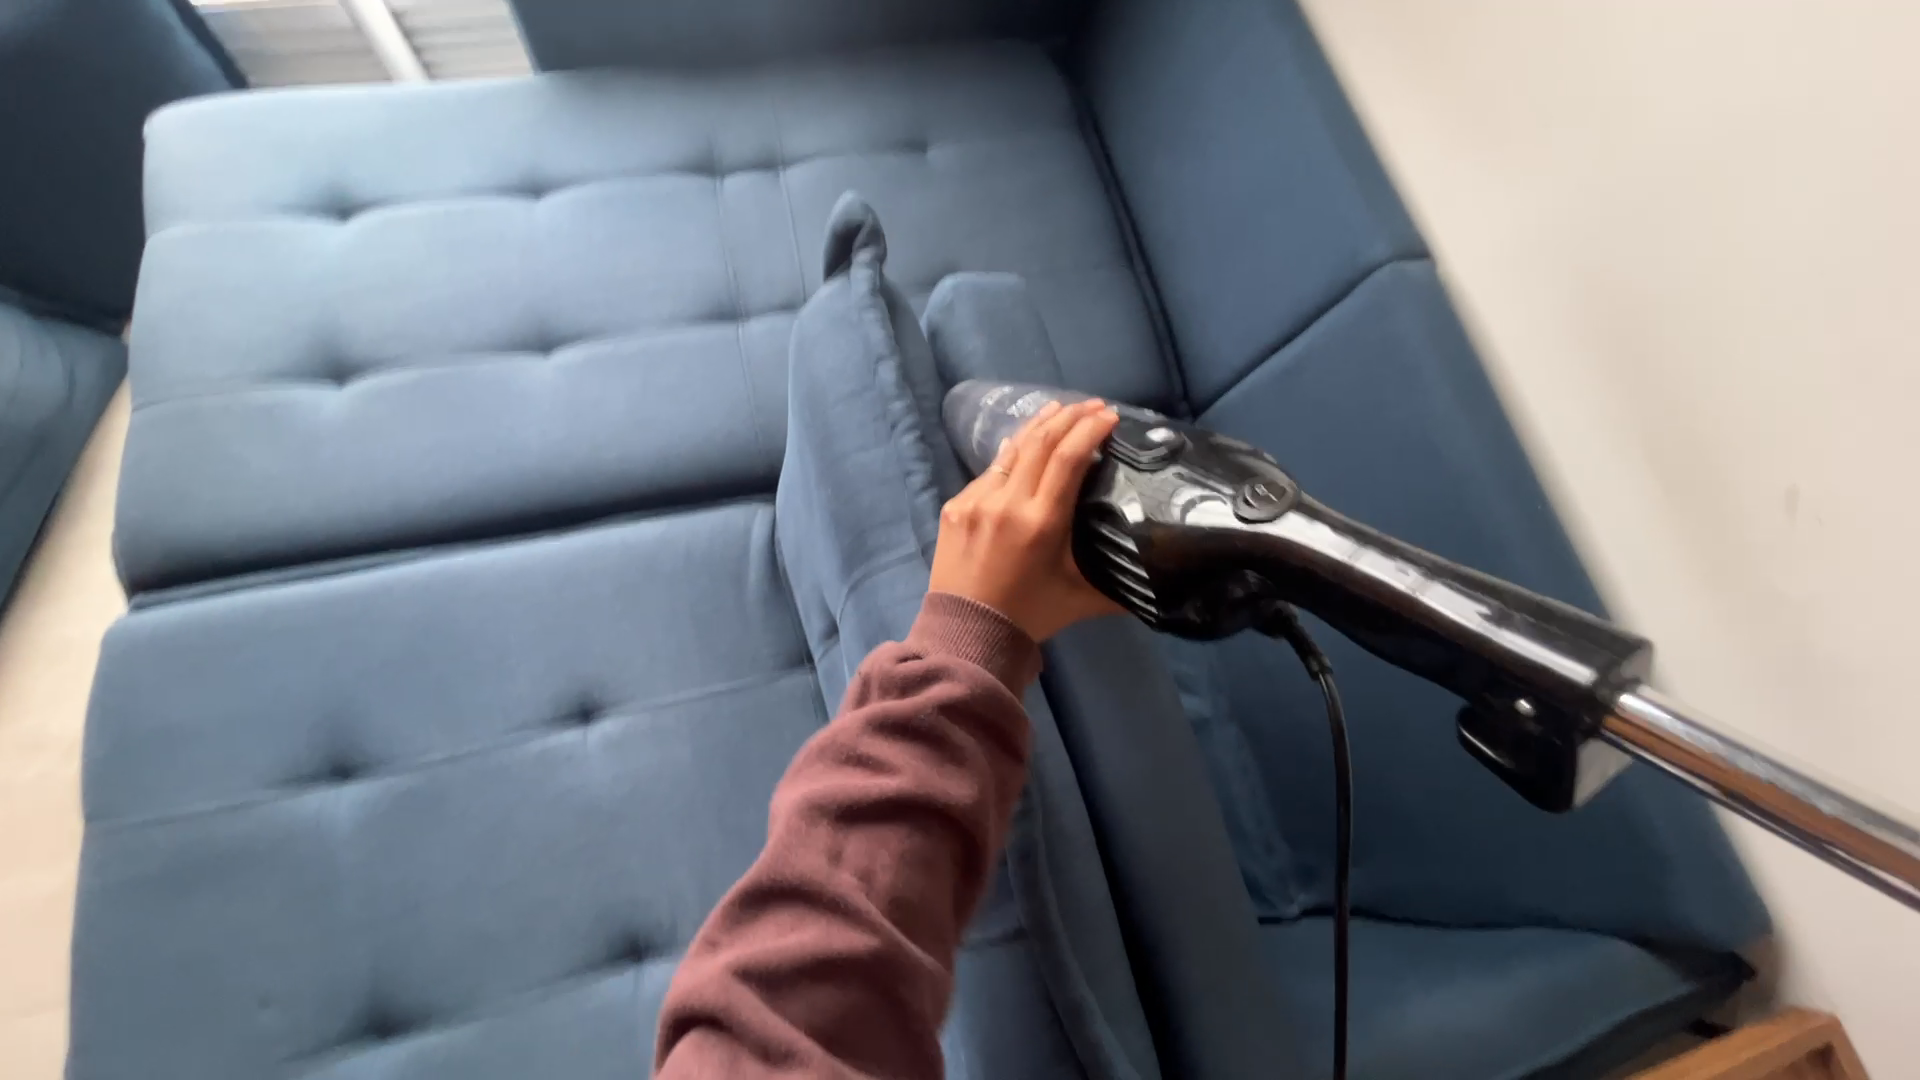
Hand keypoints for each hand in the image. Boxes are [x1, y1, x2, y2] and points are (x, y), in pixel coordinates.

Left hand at [929, 398, 1125, 641]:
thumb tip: (1162, 582)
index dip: (1090, 429)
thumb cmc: (1030, 615)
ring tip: (1059, 411)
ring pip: (1011, 451)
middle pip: (1040, 442)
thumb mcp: (1080, 599)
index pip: (1069, 458)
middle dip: (1069, 415)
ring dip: (1038, 427)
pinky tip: (1021, 449)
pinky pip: (988, 473)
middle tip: (1092, 405)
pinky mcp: (955, 507)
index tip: (1110, 416)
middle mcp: (1007, 503)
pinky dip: (1011, 457)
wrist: (966, 633)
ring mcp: (975, 502)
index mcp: (1041, 523)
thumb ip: (1120, 587)